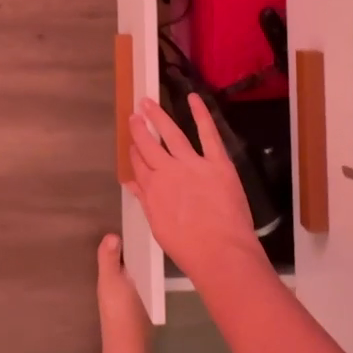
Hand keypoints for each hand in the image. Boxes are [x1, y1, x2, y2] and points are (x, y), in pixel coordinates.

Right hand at [126, 94, 266, 280]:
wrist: (222, 253)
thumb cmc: (189, 249)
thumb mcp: (159, 228)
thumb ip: (145, 201)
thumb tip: (131, 183)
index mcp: (153, 189)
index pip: (139, 164)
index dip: (134, 151)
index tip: (132, 142)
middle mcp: (168, 171)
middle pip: (149, 144)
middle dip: (140, 128)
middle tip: (134, 114)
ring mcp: (193, 164)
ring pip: (172, 134)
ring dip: (158, 116)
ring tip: (148, 102)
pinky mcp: (217, 163)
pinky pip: (208, 134)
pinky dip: (201, 114)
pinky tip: (193, 98)